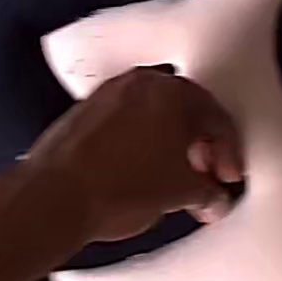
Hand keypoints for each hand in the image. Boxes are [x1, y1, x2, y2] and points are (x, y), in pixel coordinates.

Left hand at [24, 67, 244, 240]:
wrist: (52, 197)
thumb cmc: (123, 188)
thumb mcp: (180, 193)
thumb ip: (208, 192)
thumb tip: (215, 198)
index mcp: (177, 93)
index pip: (217, 120)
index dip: (230, 152)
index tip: (229, 177)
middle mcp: (146, 82)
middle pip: (188, 109)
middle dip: (202, 143)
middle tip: (206, 174)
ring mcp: (113, 91)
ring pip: (157, 110)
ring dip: (172, 138)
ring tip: (173, 172)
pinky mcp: (87, 107)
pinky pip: (129, 116)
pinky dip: (143, 135)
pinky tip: (141, 164)